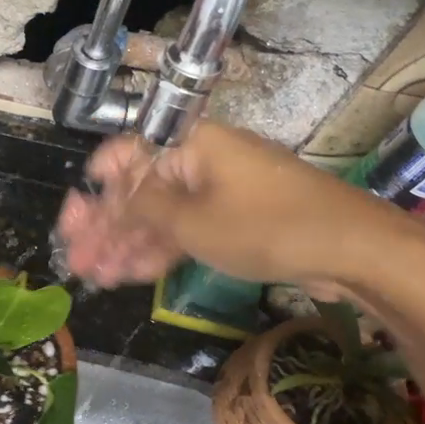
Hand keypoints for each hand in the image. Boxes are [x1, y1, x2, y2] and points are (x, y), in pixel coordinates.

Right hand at [54, 121, 416, 289]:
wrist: (352, 250)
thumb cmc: (267, 226)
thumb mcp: (193, 220)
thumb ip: (141, 209)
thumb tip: (108, 200)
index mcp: (190, 146)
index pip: (128, 153)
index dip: (95, 184)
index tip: (72, 216)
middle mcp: (201, 164)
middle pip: (138, 191)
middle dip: (104, 225)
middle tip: (73, 257)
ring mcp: (218, 195)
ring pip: (158, 218)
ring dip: (124, 246)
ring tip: (92, 276)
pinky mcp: (232, 224)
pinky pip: (183, 233)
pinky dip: (156, 252)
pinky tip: (127, 277)